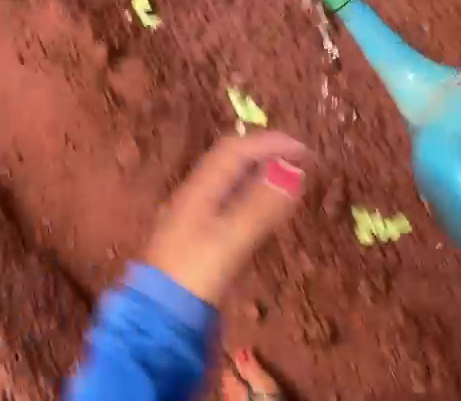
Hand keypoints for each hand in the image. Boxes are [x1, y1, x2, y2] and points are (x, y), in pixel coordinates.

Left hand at [143, 132, 308, 304]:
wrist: (158, 316)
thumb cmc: (193, 273)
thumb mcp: (229, 238)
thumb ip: (261, 206)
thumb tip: (295, 172)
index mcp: (201, 188)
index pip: (236, 150)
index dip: (269, 143)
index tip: (302, 150)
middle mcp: (196, 194)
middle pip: (231, 161)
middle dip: (264, 153)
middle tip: (296, 160)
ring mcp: (195, 215)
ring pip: (230, 181)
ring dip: (258, 174)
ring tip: (287, 180)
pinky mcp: (199, 238)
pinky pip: (229, 202)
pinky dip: (251, 197)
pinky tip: (263, 211)